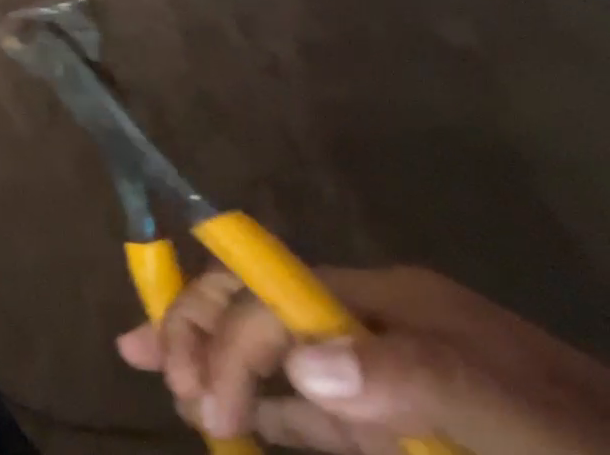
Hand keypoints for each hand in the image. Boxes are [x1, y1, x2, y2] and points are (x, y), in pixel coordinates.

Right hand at [116, 265, 609, 453]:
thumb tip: (301, 365)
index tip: (202, 401)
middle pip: (255, 306)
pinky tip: (227, 420)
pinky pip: (301, 404)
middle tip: (169, 381)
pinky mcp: (382, 420)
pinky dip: (257, 408)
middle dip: (199, 332)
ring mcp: (374, 373)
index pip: (272, 297)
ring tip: (178, 393)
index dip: (223, 338)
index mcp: (386, 302)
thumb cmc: (580, 442)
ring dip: (210, 361)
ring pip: (266, 350)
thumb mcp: (518, 416)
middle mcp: (366, 324)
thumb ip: (417, 377)